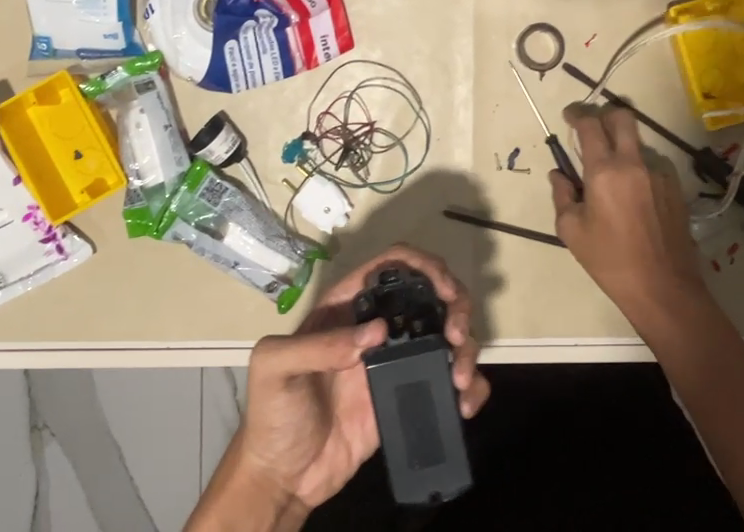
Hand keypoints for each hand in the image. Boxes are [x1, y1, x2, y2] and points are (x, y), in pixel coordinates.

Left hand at [191, 245, 489, 529]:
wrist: (285, 477)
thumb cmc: (273, 413)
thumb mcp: (276, 367)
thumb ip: (318, 344)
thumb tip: (376, 331)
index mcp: (346, 306)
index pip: (392, 265)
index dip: (424, 265)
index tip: (444, 289)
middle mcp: (376, 327)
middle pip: (431, 294)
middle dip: (456, 304)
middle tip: (457, 335)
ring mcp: (397, 362)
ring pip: (447, 335)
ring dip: (467, 348)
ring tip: (461, 378)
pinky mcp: (409, 397)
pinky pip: (448, 382)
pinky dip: (471, 387)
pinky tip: (464, 402)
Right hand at [552, 103, 711, 320]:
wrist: (663, 287)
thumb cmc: (610, 261)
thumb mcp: (571, 230)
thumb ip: (561, 195)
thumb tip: (559, 175)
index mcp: (604, 171)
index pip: (590, 125)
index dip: (577, 114)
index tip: (569, 116)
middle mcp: (634, 163)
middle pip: (623, 118)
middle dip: (604, 115)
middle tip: (591, 129)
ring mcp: (660, 174)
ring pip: (638, 144)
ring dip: (622, 148)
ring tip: (611, 177)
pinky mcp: (675, 188)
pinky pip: (652, 166)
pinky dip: (638, 169)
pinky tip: (632, 196)